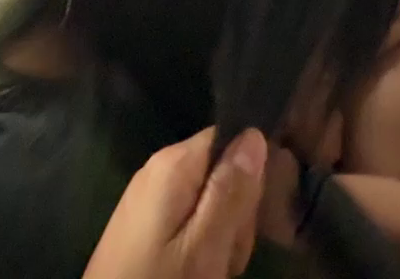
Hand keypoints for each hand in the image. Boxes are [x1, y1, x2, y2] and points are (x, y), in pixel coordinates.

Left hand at [84, 127, 269, 278]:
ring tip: (208, 268)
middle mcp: (160, 166)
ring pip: (207, 198)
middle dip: (234, 211)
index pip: (230, 137)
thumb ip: (230, 192)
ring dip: (219, 233)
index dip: (249, 173)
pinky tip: (193, 270)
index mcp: (174, 162)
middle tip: (224, 253)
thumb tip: (254, 134)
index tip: (251, 213)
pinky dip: (199, 243)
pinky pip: (188, 217)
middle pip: (220, 169)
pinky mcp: (145, 218)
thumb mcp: (203, 248)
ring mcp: (149, 193)